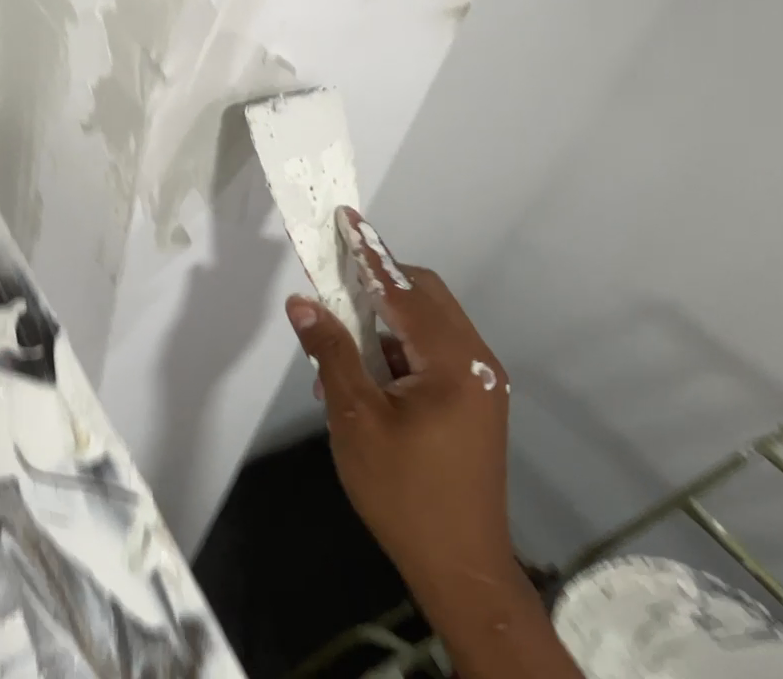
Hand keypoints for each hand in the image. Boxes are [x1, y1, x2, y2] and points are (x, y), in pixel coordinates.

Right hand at [288, 209, 582, 678]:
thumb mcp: (354, 418)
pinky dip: (394, 350)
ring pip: (426, 327)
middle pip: (424, 299)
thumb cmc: (402, 490)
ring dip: (381, 323)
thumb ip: (330, 352)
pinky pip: (430, 355)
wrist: (459, 563)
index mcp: (452, 363)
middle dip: (376, 284)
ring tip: (336, 343)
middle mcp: (475, 363)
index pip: (404, 290)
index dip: (370, 254)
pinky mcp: (473, 404)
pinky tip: (361, 375)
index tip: (347, 218)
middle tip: (330, 283)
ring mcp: (478, 384)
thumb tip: (303, 303)